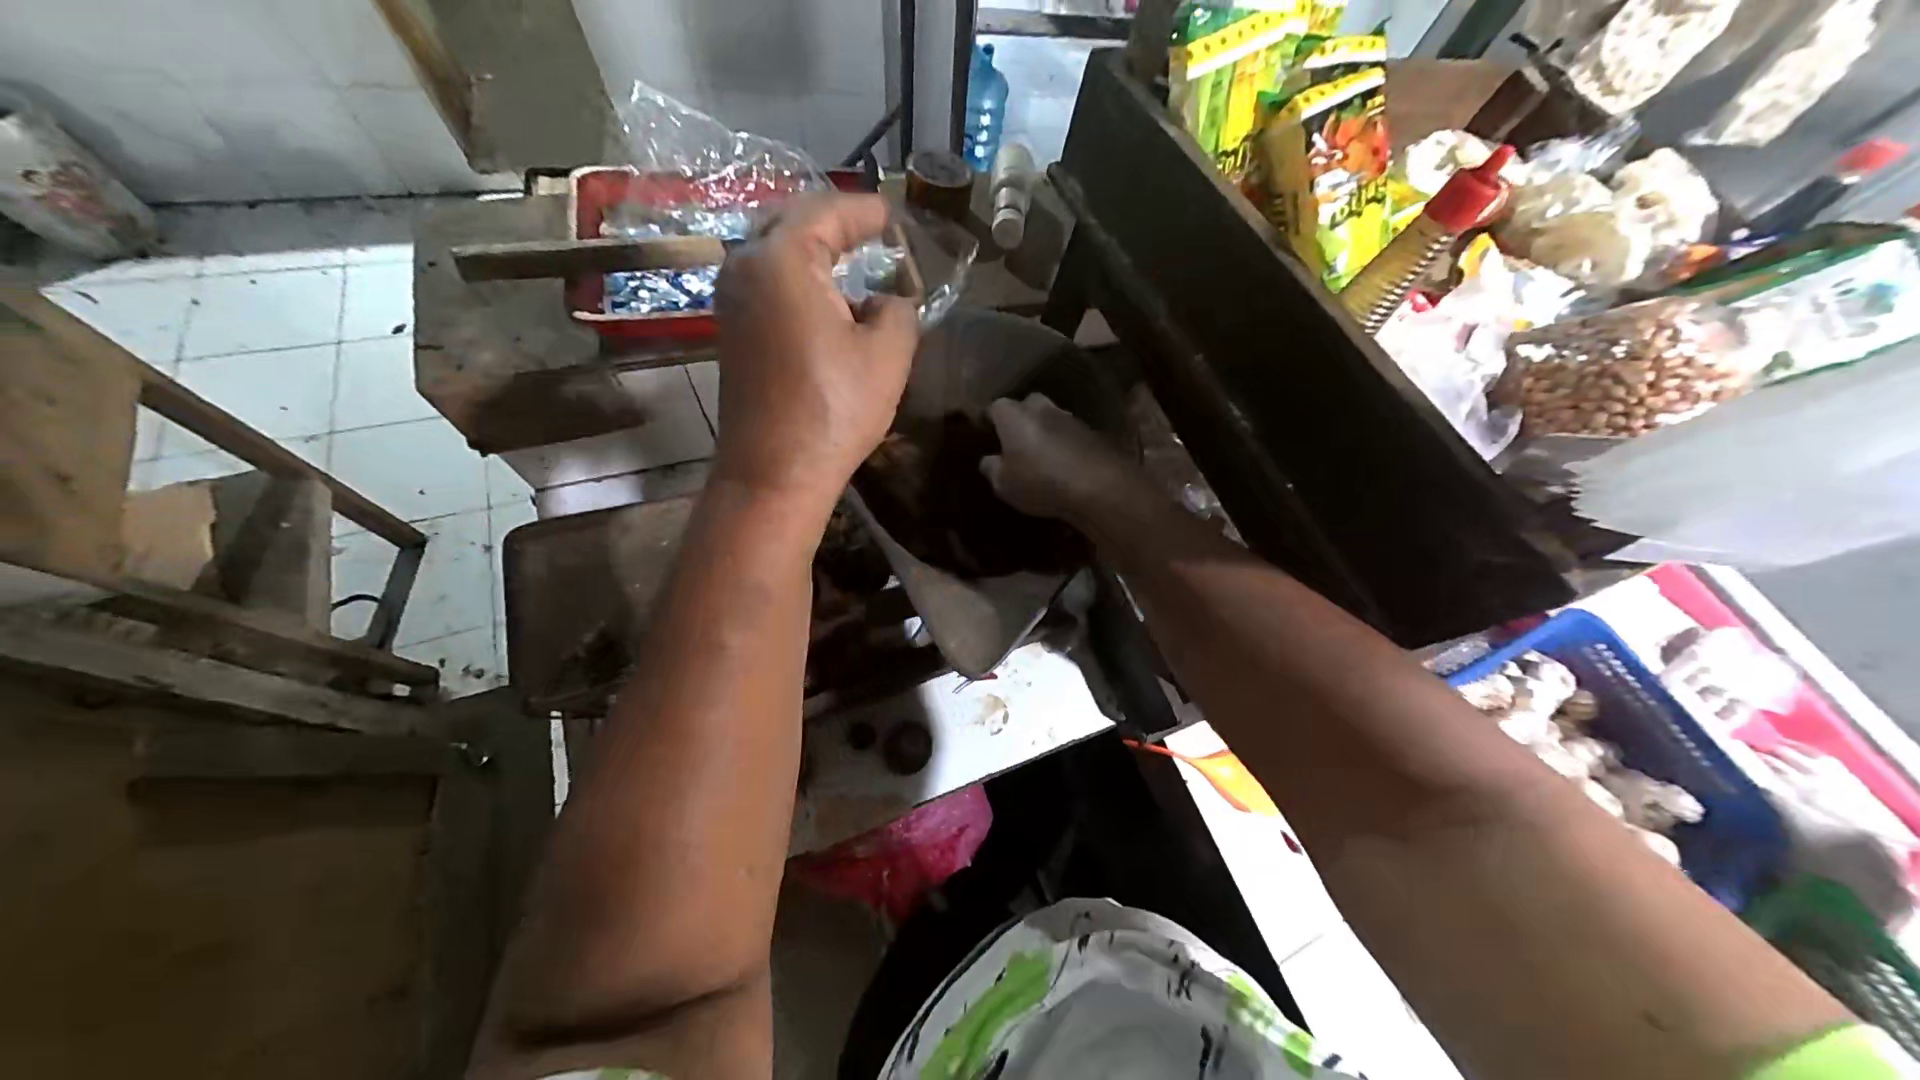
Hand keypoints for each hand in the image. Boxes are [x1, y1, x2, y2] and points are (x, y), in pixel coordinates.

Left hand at [712, 194, 919, 507]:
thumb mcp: (888, 353)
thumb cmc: (834, 409)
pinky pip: (767, 286)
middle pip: (793, 225)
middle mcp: (744, 267)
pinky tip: (827, 303)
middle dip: (836, 226)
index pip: (827, 210)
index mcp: (781, 258)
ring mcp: (731, 302)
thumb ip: (898, 309)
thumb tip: (885, 301)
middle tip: (875, 238)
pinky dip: (798, 283)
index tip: (895, 216)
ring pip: (775, 256)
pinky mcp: (731, 333)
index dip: (867, 211)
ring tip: (855, 267)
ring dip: (815, 256)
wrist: (774, 474)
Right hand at [980, 393, 1149, 526]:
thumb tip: (988, 460)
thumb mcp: (1004, 484)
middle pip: (1027, 406)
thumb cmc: (1040, 481)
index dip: (990, 420)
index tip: (987, 434)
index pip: (995, 407)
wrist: (1099, 486)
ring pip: (1051, 420)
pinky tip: (1064, 466)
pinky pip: (1071, 436)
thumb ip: (991, 469)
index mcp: (1014, 416)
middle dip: (1021, 420)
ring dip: (1045, 433)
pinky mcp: (1093, 434)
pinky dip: (1065, 446)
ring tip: (1041, 457)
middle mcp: (1041, 408)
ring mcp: (1071, 419)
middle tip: (1016, 443)